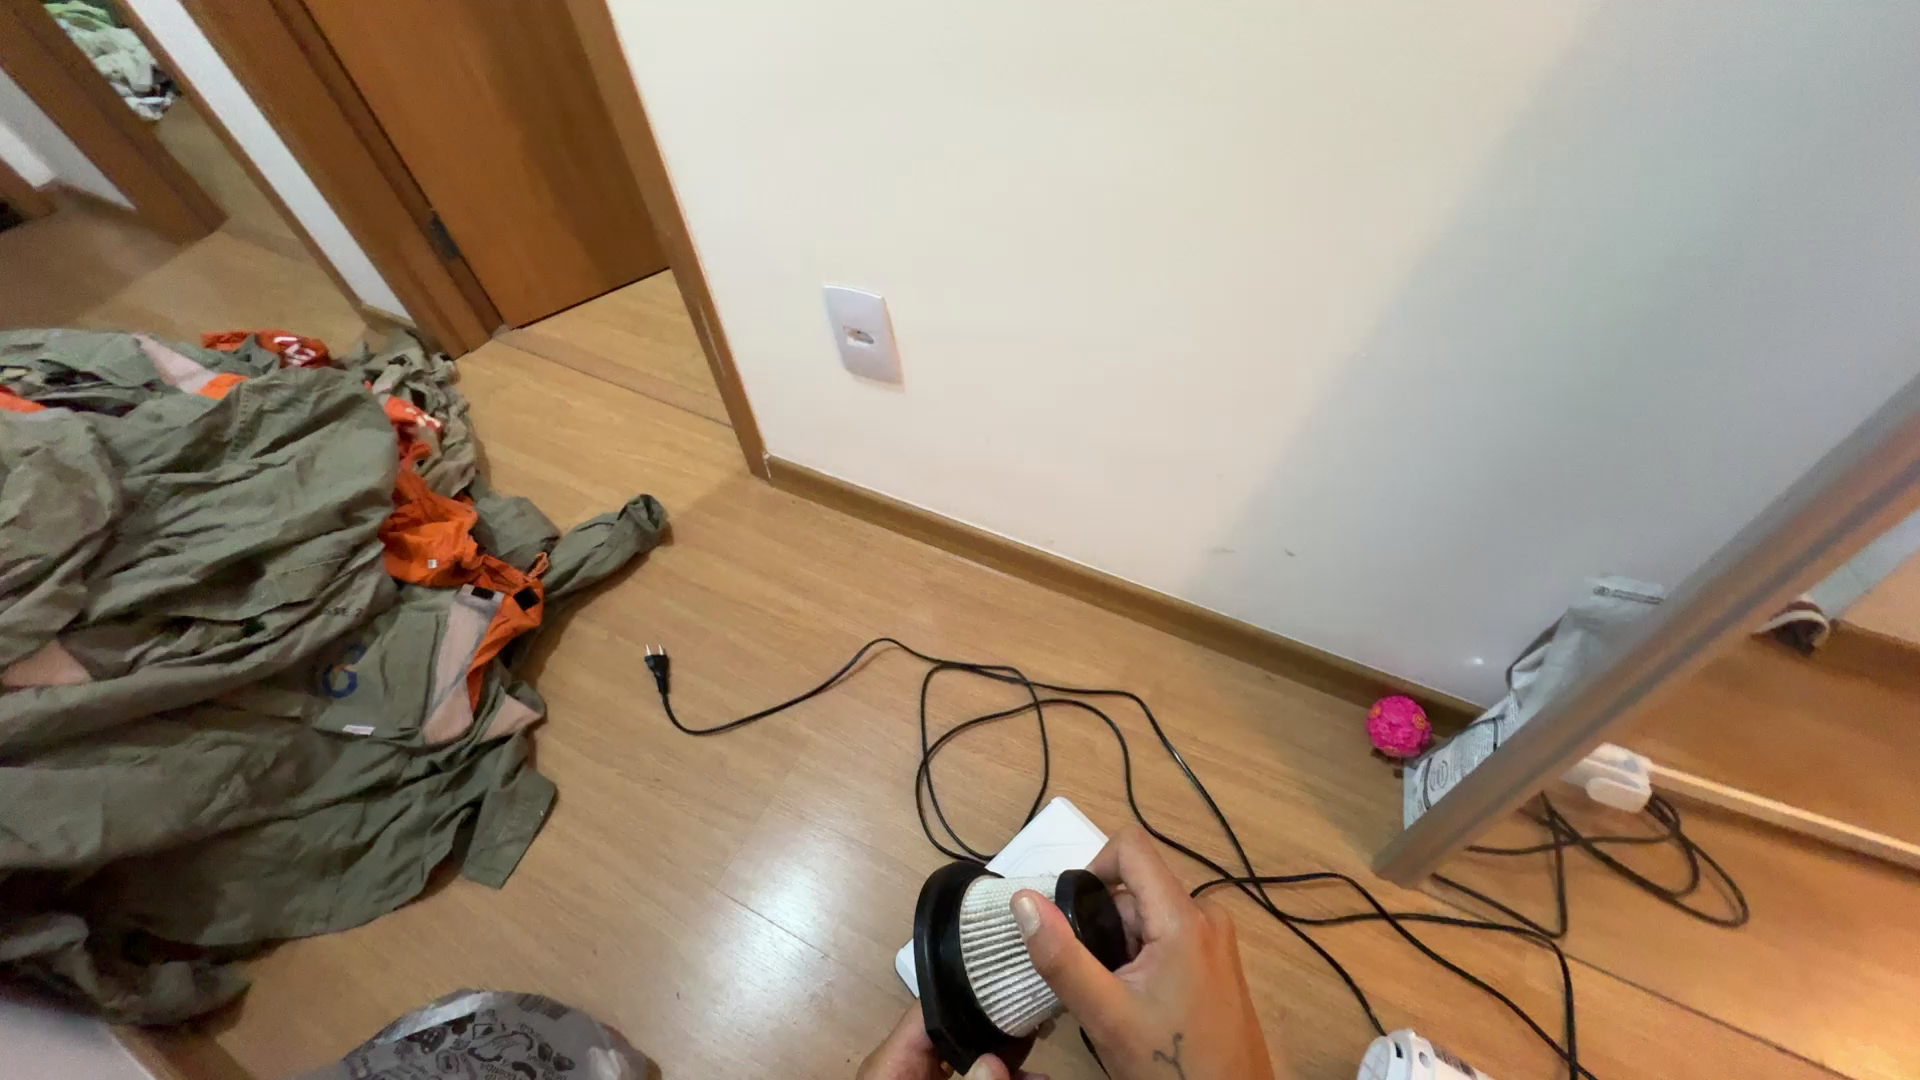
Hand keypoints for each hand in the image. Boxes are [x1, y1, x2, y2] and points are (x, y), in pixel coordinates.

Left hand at [856, 1003, 1043, 1079]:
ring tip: (1041, 1063)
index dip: (972, 996)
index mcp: (893, 1060)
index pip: (932, 1009)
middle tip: (1037, 1022)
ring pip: (967, 1061)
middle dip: (998, 1031)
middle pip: (955, 1032)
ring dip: (1005, 1063)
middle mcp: (905, 1064)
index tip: (1013, 990)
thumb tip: (997, 1060)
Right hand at [1012, 828, 1279, 1079]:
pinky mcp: (1217, 961)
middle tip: (1095, 978)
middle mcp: (1206, 915)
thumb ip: (1061, 956)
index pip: (1130, 846)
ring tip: (1118, 997)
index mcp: (1184, 916)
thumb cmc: (1172, 1068)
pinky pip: (1167, 934)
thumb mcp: (1105, 1015)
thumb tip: (1023, 899)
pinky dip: (1143, 957)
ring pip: (1147, 913)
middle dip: (1104, 923)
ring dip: (1122, 944)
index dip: (1093, 867)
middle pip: (1135, 887)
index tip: (1073, 917)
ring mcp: (1215, 940)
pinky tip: (1140, 1004)